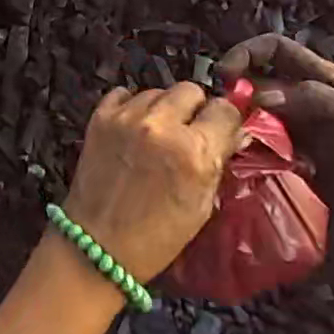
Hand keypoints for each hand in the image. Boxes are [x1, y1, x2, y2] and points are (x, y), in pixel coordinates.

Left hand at [61, 82, 244, 281]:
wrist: (100, 243)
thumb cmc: (158, 235)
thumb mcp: (202, 204)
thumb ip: (217, 162)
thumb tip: (234, 134)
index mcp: (194, 151)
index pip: (224, 110)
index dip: (226, 120)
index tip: (221, 129)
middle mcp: (161, 125)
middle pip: (190, 90)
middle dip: (195, 108)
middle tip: (189, 130)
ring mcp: (126, 117)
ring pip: (157, 91)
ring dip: (163, 108)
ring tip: (159, 133)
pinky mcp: (100, 116)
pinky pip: (124, 93)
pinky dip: (132, 105)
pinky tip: (133, 126)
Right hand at [217, 34, 333, 245]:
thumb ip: (320, 100)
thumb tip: (261, 94)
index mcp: (325, 82)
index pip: (274, 49)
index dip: (246, 53)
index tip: (225, 76)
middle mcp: (305, 101)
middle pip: (255, 80)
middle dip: (236, 92)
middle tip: (225, 115)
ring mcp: (296, 132)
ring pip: (251, 114)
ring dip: (237, 123)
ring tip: (233, 140)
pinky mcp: (289, 161)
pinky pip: (256, 146)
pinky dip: (244, 149)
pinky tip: (246, 162)